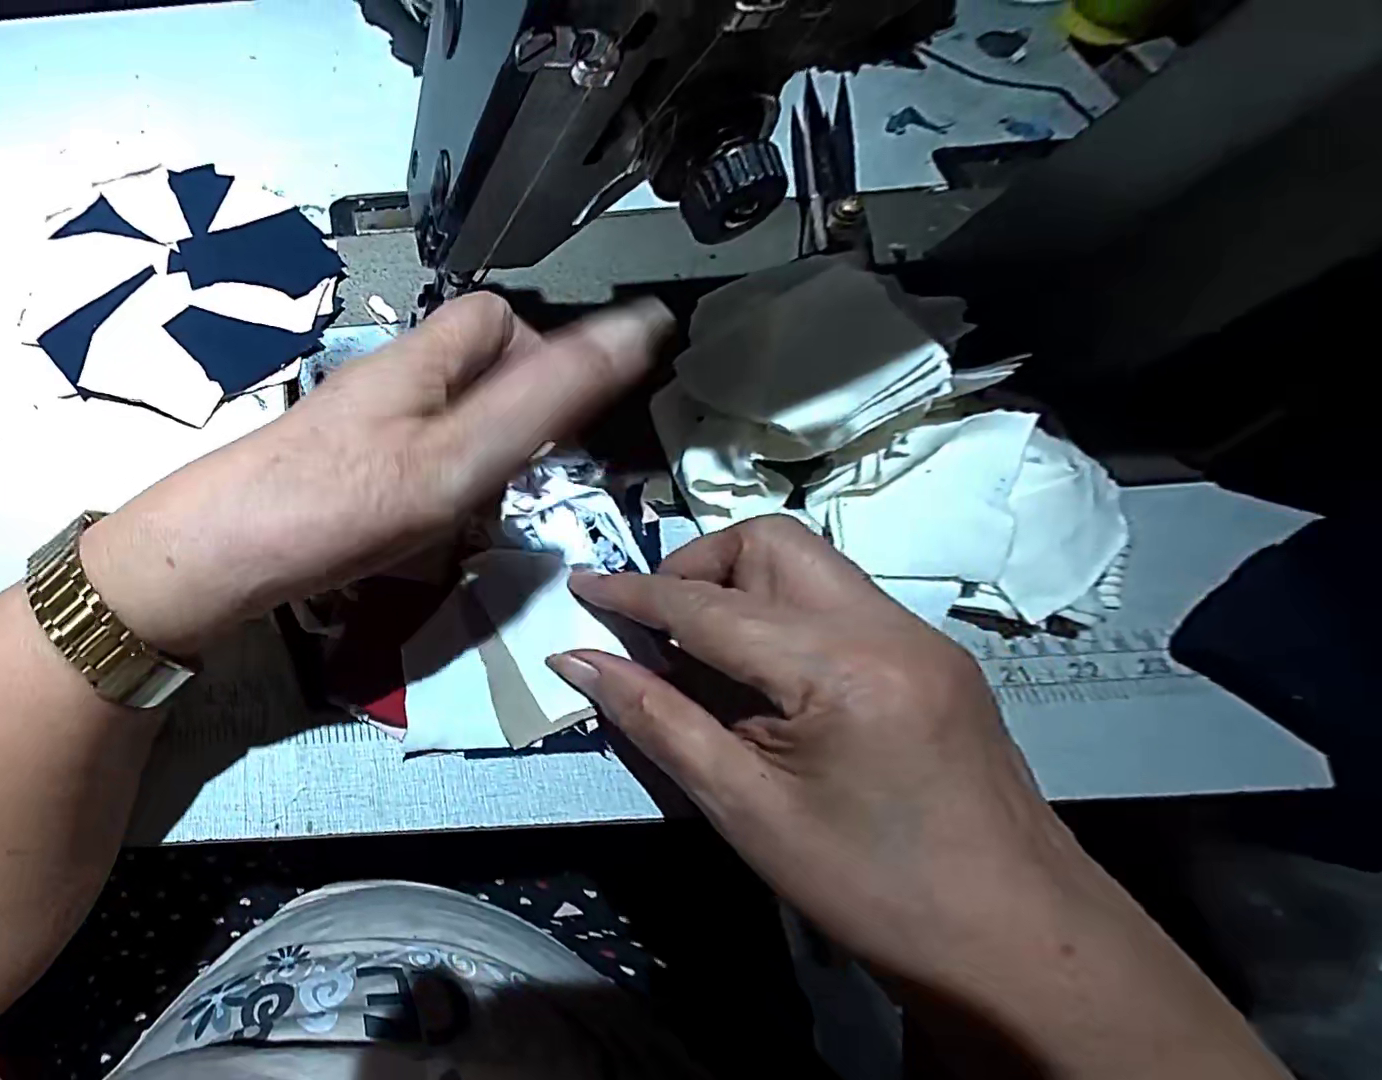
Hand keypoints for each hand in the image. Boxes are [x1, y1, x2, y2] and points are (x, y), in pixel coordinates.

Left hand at [81, 293, 673, 655]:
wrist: (220, 556)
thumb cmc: (340, 503)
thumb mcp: (460, 455)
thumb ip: (546, 397)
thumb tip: (635, 333)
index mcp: (421, 359)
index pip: (497, 316)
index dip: (543, 348)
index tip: (566, 413)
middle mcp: (389, 378)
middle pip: (473, 367)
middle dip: (513, 412)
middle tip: (521, 473)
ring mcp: (359, 422)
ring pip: (445, 415)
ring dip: (478, 454)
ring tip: (477, 507)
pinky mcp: (340, 462)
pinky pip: (412, 454)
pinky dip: (438, 482)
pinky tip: (429, 524)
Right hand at [552, 518, 1290, 1077]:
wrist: (1021, 949)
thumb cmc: (867, 887)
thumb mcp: (739, 804)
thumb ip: (651, 717)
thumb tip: (577, 660)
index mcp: (840, 669)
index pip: (706, 607)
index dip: (631, 594)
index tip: (580, 585)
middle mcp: (886, 627)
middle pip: (767, 542)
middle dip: (694, 567)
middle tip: (656, 625)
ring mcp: (916, 635)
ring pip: (801, 559)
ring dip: (732, 582)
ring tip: (698, 645)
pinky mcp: (927, 653)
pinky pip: (828, 595)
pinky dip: (770, 608)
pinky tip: (754, 670)